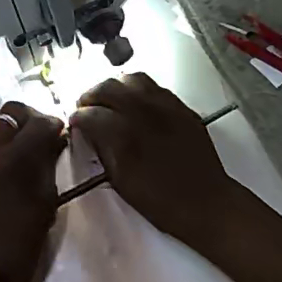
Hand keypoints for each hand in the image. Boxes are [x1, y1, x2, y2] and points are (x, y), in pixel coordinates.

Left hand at [0, 102, 66, 281]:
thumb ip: (47, 162)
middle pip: (9, 113)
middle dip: (27, 118)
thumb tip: (51, 139)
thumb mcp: (46, 199)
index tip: (56, 130)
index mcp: (15, 158)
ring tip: (8, 137)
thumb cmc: (23, 239)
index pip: (38, 124)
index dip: (52, 124)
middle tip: (35, 131)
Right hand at [71, 73, 237, 245]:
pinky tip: (134, 103)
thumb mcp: (121, 180)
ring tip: (109, 100)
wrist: (206, 202)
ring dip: (114, 87)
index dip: (77, 118)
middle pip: (107, 87)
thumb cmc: (159, 201)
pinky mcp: (181, 106)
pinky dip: (137, 90)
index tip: (74, 123)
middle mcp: (143, 113)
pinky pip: (154, 86)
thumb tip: (88, 131)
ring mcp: (165, 106)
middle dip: (91, 95)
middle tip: (86, 107)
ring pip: (131, 79)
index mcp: (124, 136)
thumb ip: (102, 149)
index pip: (90, 114)